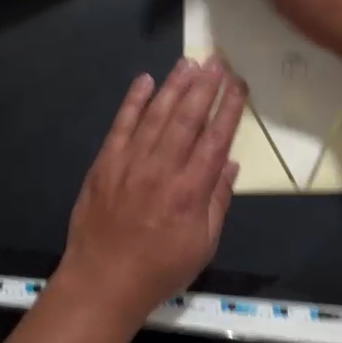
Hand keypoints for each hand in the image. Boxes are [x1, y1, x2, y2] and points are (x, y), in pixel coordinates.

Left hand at [52, 58, 245, 327]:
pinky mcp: (106, 162)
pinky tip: (145, 80)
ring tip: (190, 62)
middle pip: (188, 117)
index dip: (229, 108)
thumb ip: (218, 201)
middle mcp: (163, 169)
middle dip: (205, 86)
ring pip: (157, 114)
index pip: (216, 138)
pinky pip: (122, 124)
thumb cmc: (159, 269)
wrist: (102, 282)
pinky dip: (134, 100)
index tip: (239, 85)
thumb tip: (231, 163)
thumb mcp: (203, 246)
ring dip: (174, 85)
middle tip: (217, 60)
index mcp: (191, 191)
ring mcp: (131, 162)